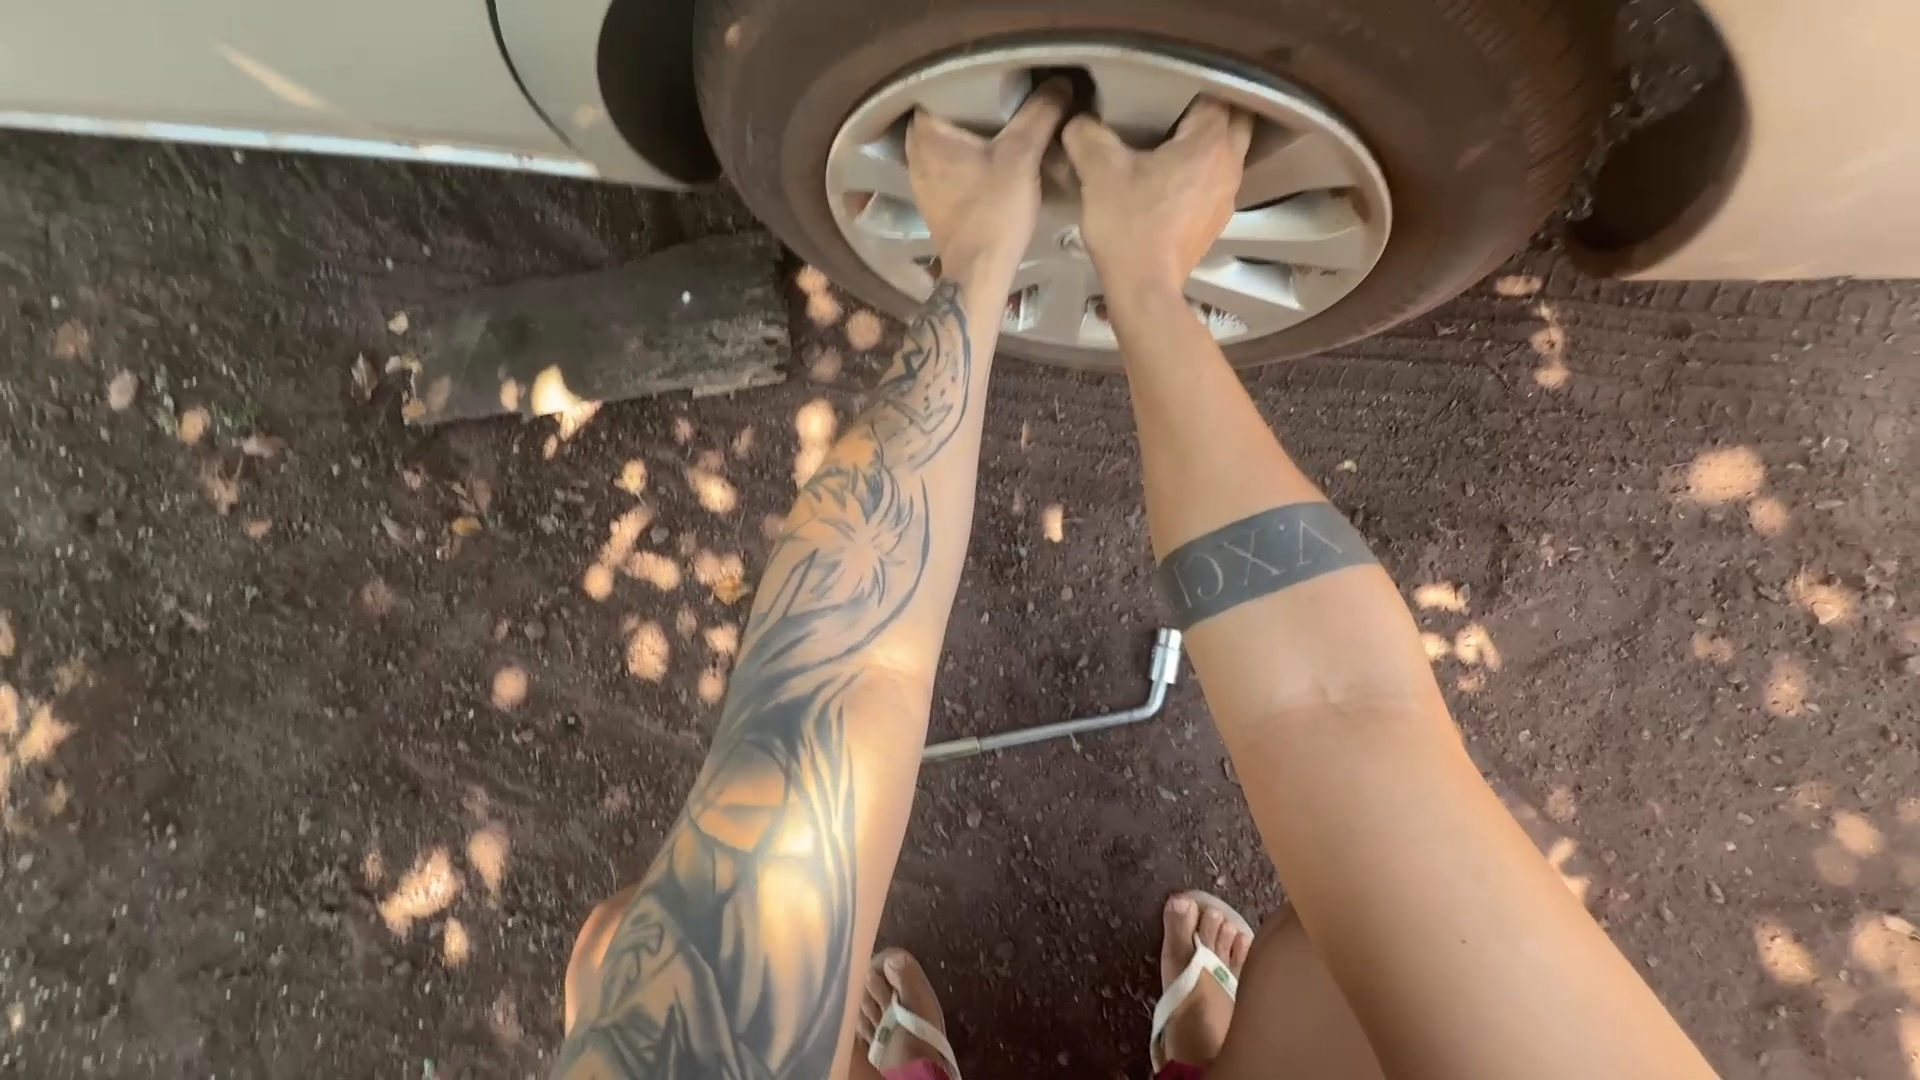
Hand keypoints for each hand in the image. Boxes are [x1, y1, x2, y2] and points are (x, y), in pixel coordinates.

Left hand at [906, 78, 1072, 285]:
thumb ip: (1040, 114)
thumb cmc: (993, 213)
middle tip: (1005, 103)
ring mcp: (923, 186)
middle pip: (945, 119)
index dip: (968, 83)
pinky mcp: (936, 207)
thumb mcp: (1022, 156)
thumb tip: (1060, 82)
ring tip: (1003, 131)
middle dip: (973, 111)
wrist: (979, 275)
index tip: (996, 82)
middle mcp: (915, 158)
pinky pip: (951, 172)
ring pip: (948, 148)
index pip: (938, 89)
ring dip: (971, 140)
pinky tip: (992, 165)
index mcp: (926, 136)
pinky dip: (969, 165)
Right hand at [1062, 97, 1253, 298]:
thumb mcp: (1099, 174)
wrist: (1144, 289)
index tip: (1162, 93)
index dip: (1186, 87)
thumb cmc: (1129, 229)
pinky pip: (1216, 183)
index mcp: (1209, 142)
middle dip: (1210, 110)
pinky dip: (1202, 175)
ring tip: (1174, 144)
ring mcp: (1226, 197)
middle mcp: (1229, 164)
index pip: (1213, 92)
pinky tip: (1173, 183)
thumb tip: (1077, 121)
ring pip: (1229, 152)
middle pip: (1234, 119)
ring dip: (1209, 143)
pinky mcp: (1215, 222)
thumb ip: (1087, 136)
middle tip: (1176, 111)